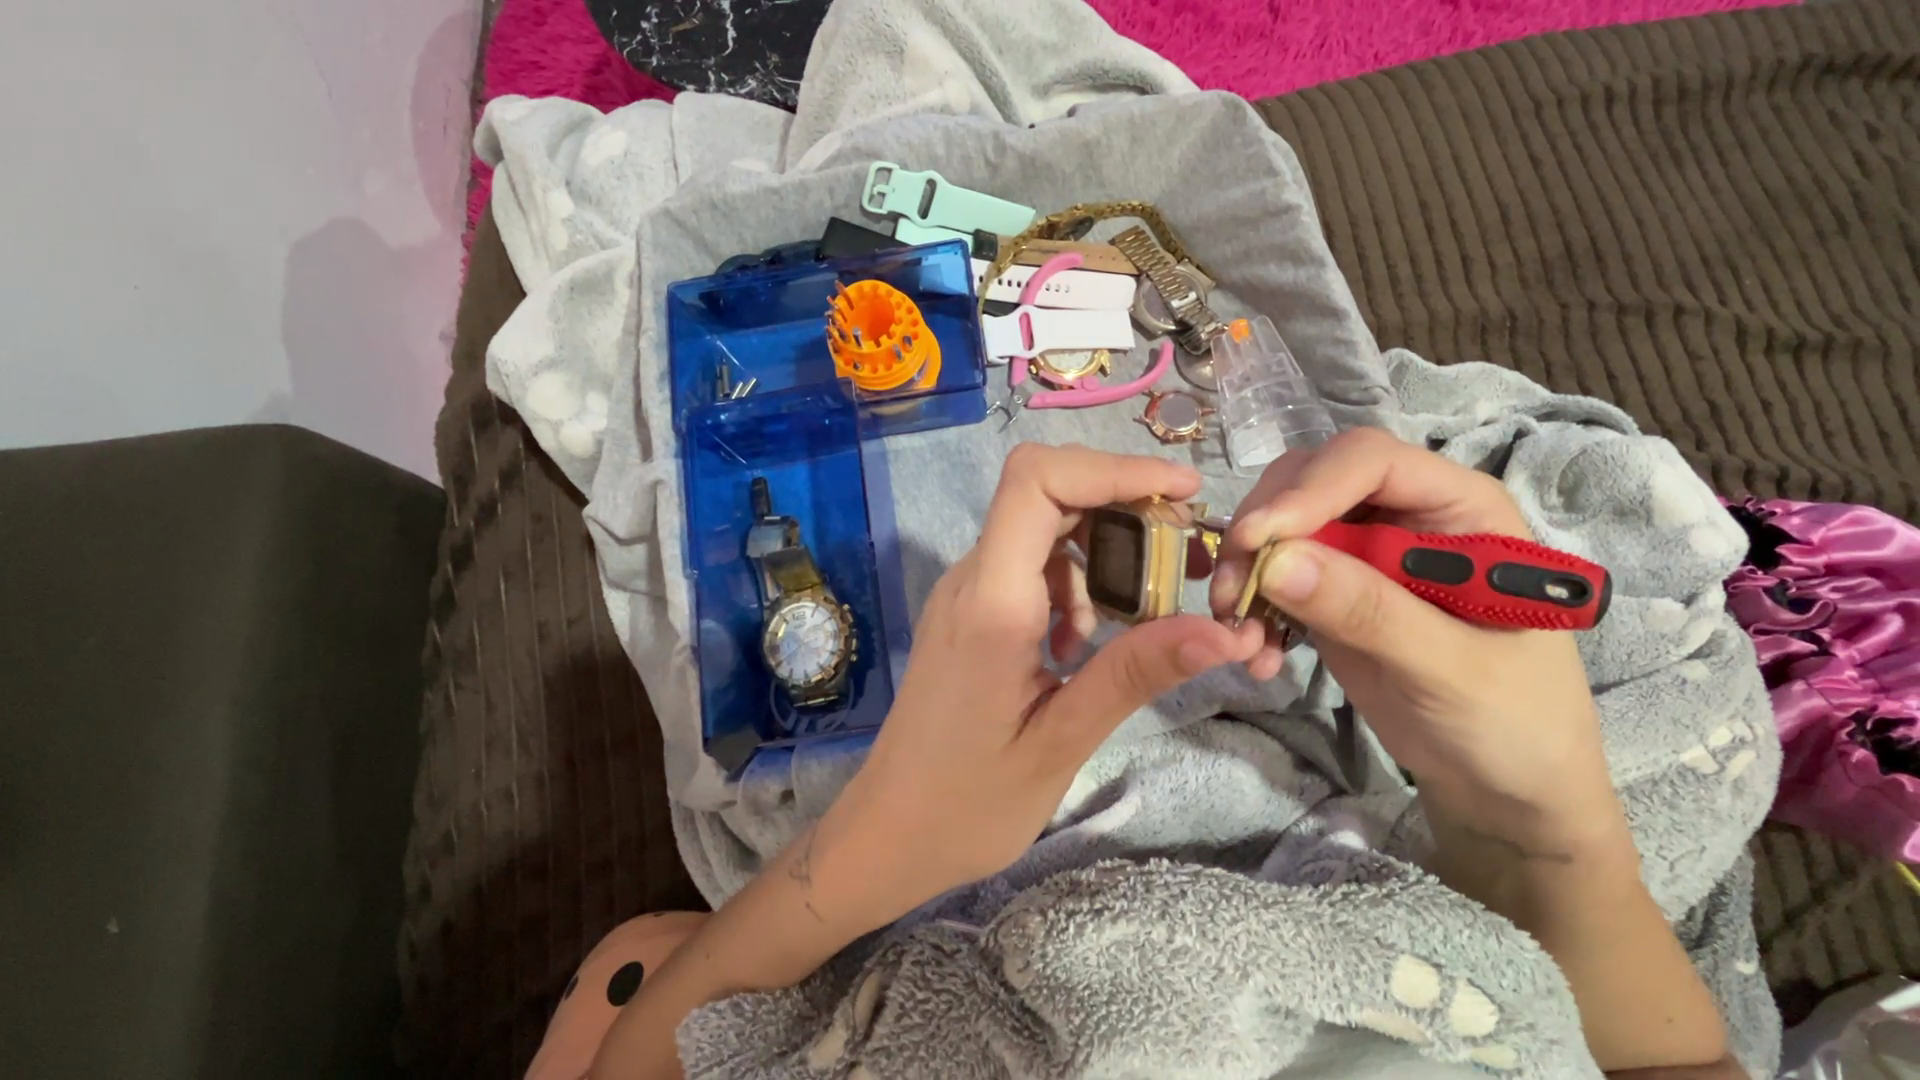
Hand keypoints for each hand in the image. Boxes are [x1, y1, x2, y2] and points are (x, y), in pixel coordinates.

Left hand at [819, 444, 1261, 925]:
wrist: (891, 831)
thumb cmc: (968, 801)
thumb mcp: (1062, 742)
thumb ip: (1134, 674)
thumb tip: (1223, 630)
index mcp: (992, 601)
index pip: (1037, 480)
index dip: (1112, 468)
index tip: (1181, 493)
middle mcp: (972, 579)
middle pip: (1047, 493)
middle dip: (1125, 509)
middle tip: (1184, 561)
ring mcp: (967, 593)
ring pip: (1043, 531)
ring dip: (1103, 554)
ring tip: (1146, 615)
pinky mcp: (971, 614)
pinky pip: (1030, 568)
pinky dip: (1076, 585)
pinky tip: (1087, 644)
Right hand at [1208, 428, 1622, 853]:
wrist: (1504, 786)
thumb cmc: (1513, 722)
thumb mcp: (1450, 669)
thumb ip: (1369, 611)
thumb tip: (1275, 560)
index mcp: (1459, 509)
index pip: (1371, 462)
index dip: (1308, 489)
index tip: (1255, 540)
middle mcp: (1405, 516)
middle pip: (1311, 482)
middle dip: (1263, 529)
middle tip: (1231, 593)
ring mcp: (1365, 555)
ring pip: (1283, 527)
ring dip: (1248, 572)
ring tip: (1237, 633)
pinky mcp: (1334, 594)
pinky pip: (1275, 578)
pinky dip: (1254, 609)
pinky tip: (1257, 656)